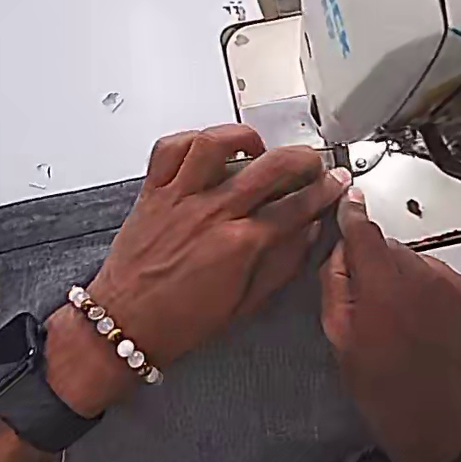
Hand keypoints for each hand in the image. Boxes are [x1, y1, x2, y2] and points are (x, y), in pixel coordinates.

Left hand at [84, 124, 350, 369]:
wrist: (127, 324)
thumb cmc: (179, 321)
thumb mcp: (245, 304)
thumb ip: (281, 265)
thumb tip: (307, 233)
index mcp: (239, 245)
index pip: (296, 206)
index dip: (323, 192)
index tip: (333, 184)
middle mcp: (211, 214)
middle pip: (269, 167)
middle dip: (302, 158)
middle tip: (310, 162)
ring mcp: (180, 198)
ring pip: (215, 144)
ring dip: (244, 137)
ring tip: (257, 147)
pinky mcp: (153, 192)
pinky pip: (168, 149)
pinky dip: (190, 140)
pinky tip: (206, 149)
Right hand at [319, 186, 460, 461]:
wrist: (447, 435)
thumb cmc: (389, 397)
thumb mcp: (340, 343)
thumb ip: (335, 286)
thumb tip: (341, 252)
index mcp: (385, 290)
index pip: (365, 229)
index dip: (353, 215)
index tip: (351, 204)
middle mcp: (429, 282)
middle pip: (396, 248)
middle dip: (384, 267)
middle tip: (382, 307)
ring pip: (428, 265)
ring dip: (417, 284)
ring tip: (415, 326)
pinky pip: (457, 283)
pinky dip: (447, 299)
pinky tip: (441, 330)